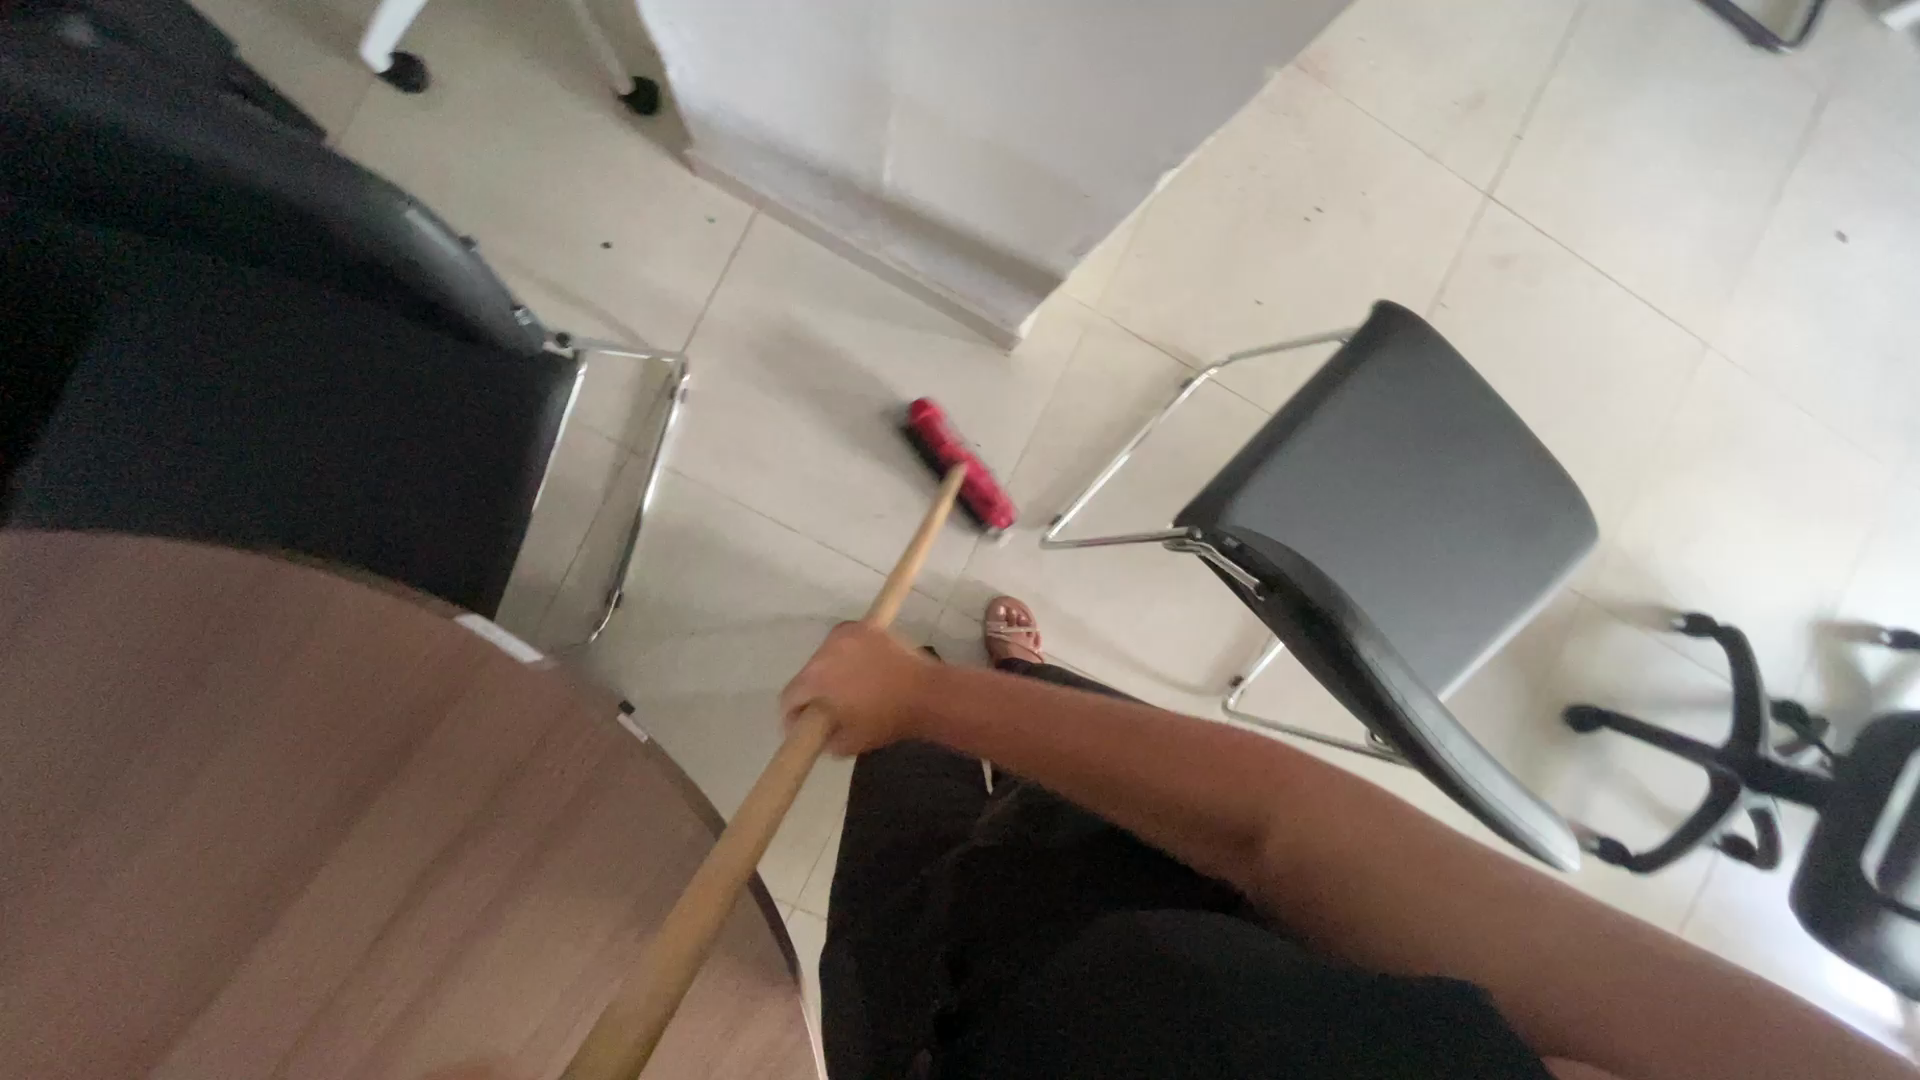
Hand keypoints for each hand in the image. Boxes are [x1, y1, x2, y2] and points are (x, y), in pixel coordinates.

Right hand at [780, 622, 936, 754]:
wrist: (926, 693)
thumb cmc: (886, 719)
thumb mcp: (849, 743)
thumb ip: (825, 741)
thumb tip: (820, 737)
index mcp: (816, 679)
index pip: (789, 697)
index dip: (792, 715)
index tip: (802, 727)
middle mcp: (825, 650)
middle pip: (807, 673)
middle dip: (811, 692)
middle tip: (826, 708)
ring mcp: (847, 634)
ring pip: (825, 655)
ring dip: (828, 671)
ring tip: (845, 687)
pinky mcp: (867, 627)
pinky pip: (846, 641)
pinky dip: (846, 653)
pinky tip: (858, 667)